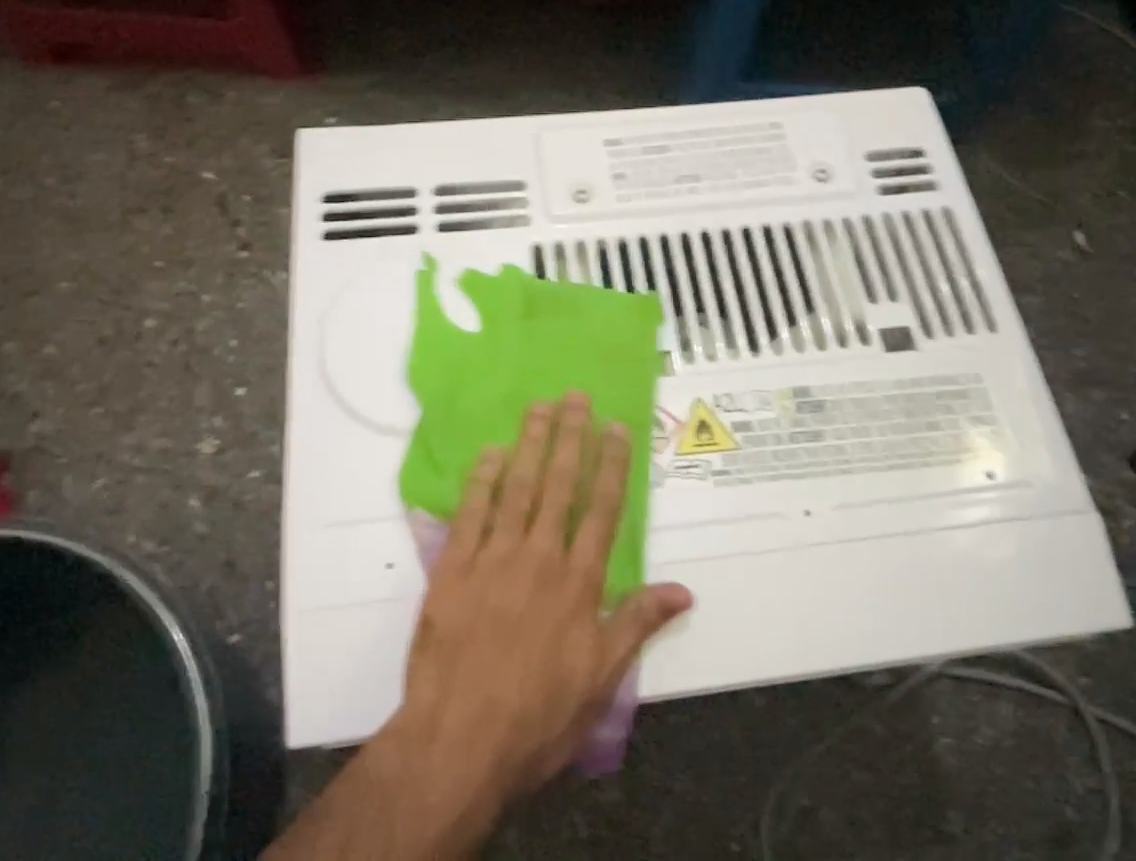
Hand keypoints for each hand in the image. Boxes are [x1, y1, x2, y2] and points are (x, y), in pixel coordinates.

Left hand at [381, 392, 693, 803]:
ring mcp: (493, 559)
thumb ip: (638, 624)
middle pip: (558, 485)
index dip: (611, 465)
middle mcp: (540, 558)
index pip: (603, 510)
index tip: (616, 427)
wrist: (461, 740)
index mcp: (580, 583)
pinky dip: (481, 480)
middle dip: (569, 438)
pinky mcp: (452, 570)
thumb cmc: (539, 715)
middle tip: (574, 396)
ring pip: (516, 488)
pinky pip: (470, 513)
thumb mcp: (602, 678)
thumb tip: (683, 590)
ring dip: (529, 445)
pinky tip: (490, 453)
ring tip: (539, 407)